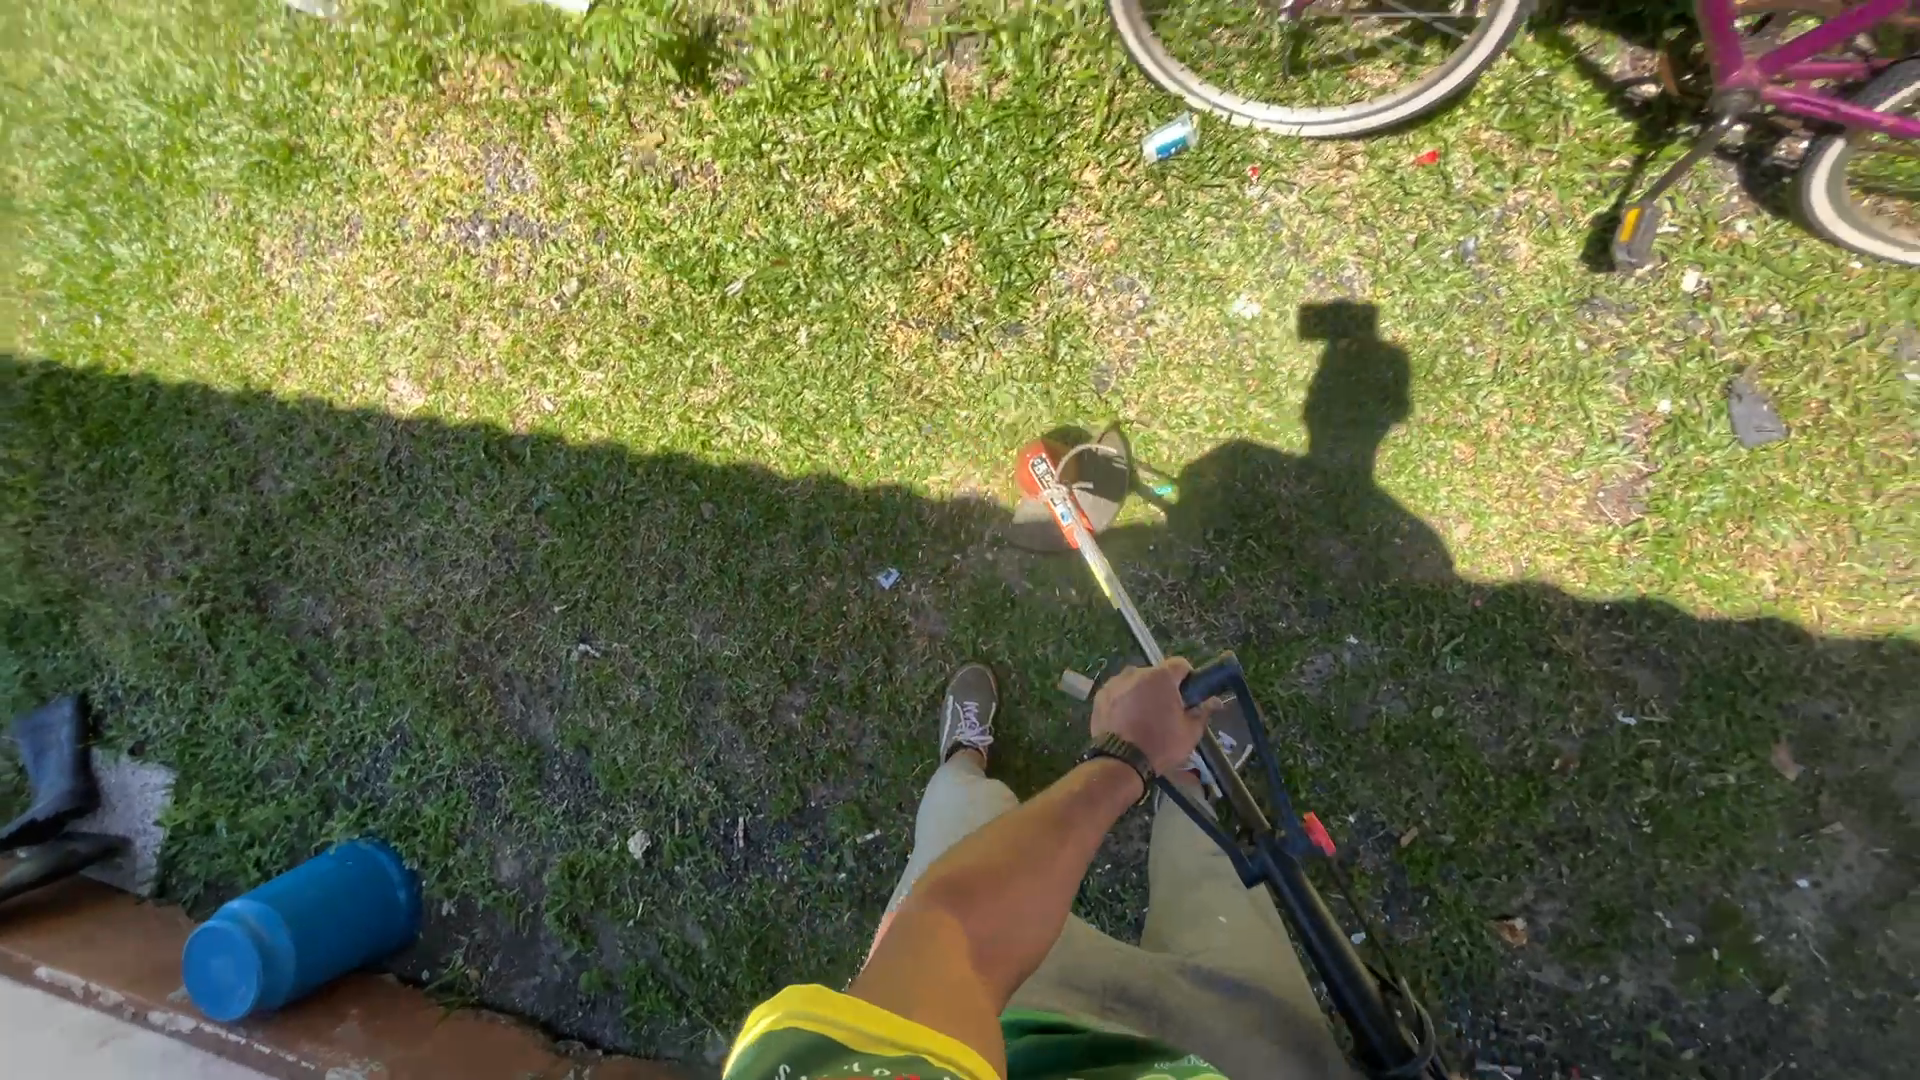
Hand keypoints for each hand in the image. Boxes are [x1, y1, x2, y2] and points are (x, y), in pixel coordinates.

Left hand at [1090, 658, 1213, 774]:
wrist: (1120, 761)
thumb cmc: (1160, 745)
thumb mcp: (1190, 732)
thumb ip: (1203, 712)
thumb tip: (1213, 702)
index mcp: (1161, 677)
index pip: (1180, 664)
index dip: (1187, 678)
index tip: (1187, 696)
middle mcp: (1136, 672)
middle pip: (1156, 674)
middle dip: (1163, 689)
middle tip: (1166, 712)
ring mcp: (1115, 682)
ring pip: (1136, 682)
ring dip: (1142, 693)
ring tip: (1144, 718)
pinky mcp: (1100, 694)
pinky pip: (1119, 692)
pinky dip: (1124, 701)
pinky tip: (1126, 721)